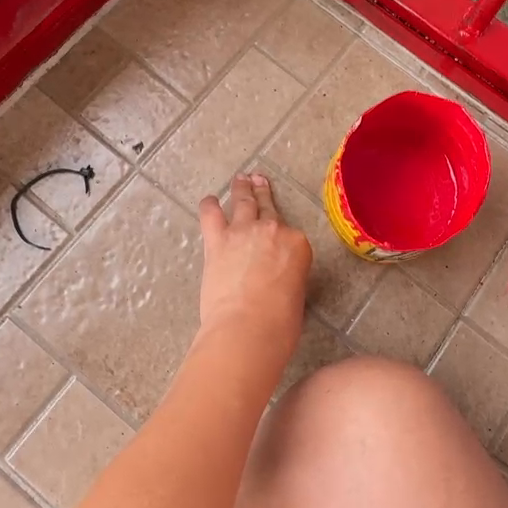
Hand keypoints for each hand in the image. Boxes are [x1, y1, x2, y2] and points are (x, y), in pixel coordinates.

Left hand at [196, 174, 312, 354]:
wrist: (247, 327)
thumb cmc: (279, 323)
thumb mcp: (296, 296)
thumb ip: (288, 278)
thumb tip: (276, 282)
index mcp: (298, 245)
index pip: (292, 236)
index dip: (285, 241)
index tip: (281, 243)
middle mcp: (273, 230)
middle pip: (268, 208)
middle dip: (263, 193)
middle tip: (259, 179)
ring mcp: (244, 231)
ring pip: (243, 202)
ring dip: (241, 189)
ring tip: (240, 179)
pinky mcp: (218, 240)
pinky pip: (211, 215)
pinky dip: (210, 206)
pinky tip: (208, 200)